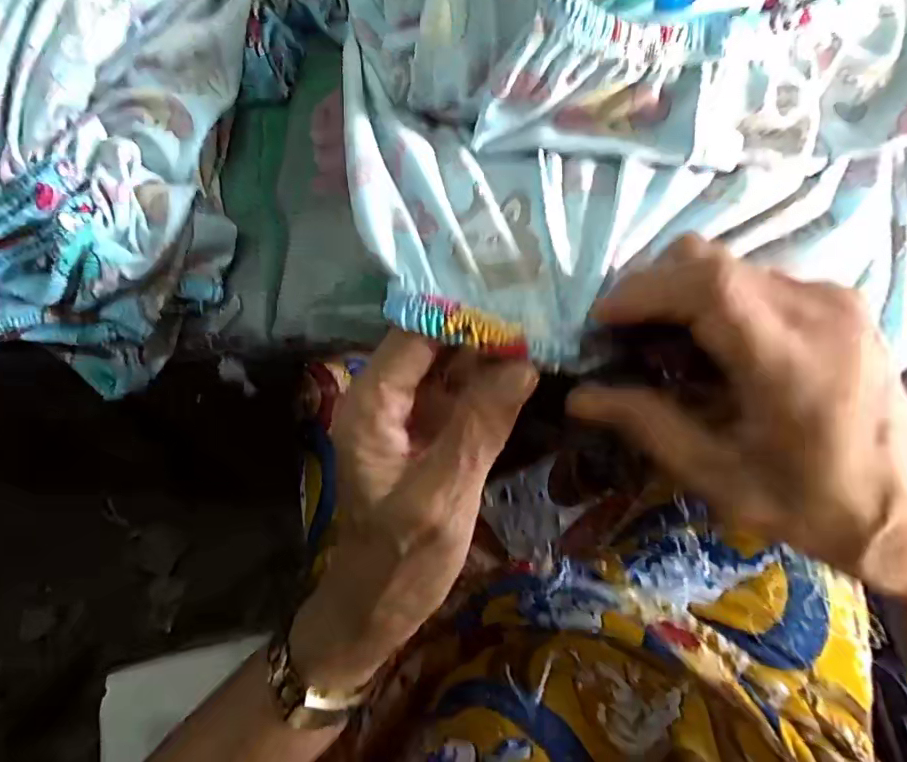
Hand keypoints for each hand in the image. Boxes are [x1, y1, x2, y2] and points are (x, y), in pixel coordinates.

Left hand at [290, 331, 536, 689]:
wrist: (377, 607)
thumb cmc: (401, 560)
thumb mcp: (444, 497)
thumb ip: (479, 427)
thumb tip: (524, 363)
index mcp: (370, 404)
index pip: (413, 337)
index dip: (460, 316)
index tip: (512, 300)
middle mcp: (381, 397)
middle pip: (428, 344)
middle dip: (476, 326)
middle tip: (533, 307)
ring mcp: (402, 412)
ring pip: (443, 364)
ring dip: (485, 349)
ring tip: (536, 326)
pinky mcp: (422, 429)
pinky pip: (453, 391)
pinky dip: (484, 380)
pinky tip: (521, 367)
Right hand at [567, 235, 906, 590]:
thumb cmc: (819, 505)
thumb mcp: (721, 477)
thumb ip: (646, 424)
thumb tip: (576, 396)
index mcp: (791, 356)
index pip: (702, 284)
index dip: (639, 291)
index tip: (600, 323)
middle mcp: (816, 309)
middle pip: (704, 259)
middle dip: (649, 289)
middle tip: (625, 337)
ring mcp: (830, 298)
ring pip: (722, 262)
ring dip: (677, 292)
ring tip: (663, 344)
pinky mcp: (835, 300)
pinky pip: (748, 276)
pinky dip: (709, 296)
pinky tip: (707, 343)